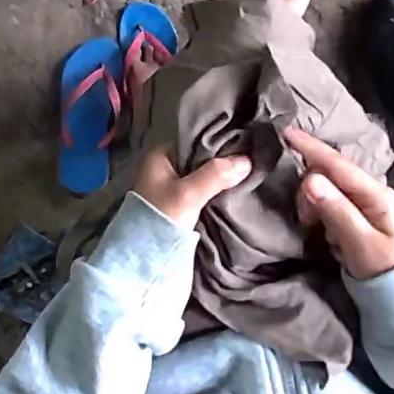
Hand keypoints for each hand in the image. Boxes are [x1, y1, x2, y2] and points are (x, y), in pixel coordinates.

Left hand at [132, 146, 252, 229]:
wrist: (145, 255)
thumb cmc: (161, 216)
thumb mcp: (188, 194)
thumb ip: (215, 175)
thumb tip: (247, 161)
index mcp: (161, 154)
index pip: (195, 138)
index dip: (218, 140)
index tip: (242, 142)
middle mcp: (166, 164)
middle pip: (201, 155)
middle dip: (222, 159)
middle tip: (248, 157)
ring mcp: (173, 183)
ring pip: (203, 172)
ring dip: (220, 174)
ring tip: (246, 170)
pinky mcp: (180, 200)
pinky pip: (203, 186)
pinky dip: (216, 187)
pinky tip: (235, 186)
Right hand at [284, 127, 393, 279]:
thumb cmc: (384, 268)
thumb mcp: (359, 242)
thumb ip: (336, 210)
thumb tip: (309, 179)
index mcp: (376, 194)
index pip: (339, 164)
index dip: (312, 148)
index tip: (287, 132)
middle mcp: (372, 190)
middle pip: (330, 174)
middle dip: (310, 190)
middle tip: (306, 220)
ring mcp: (366, 200)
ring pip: (328, 188)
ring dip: (316, 205)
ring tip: (319, 231)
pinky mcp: (359, 212)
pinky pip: (332, 203)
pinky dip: (323, 214)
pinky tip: (328, 233)